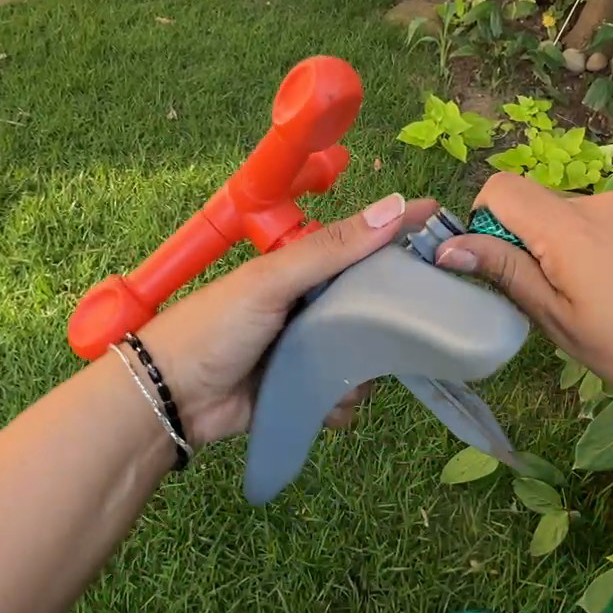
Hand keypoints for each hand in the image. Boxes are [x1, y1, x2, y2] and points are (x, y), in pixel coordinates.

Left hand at [131, 193, 439, 446]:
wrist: (170, 398)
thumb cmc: (217, 325)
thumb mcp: (272, 280)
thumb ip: (332, 248)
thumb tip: (393, 206)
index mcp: (301, 267)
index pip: (360, 242)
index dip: (399, 230)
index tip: (442, 221)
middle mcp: (309, 303)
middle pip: (370, 304)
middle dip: (388, 320)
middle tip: (413, 329)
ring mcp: (306, 348)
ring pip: (362, 353)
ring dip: (362, 370)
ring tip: (348, 379)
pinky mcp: (302, 389)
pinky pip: (342, 393)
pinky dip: (341, 402)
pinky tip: (330, 406)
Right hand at [431, 173, 612, 418]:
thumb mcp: (560, 321)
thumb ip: (507, 272)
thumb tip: (448, 246)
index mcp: (569, 226)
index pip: (500, 187)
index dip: (484, 221)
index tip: (500, 268)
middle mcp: (601, 203)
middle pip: (536, 203)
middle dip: (527, 242)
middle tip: (552, 302)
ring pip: (570, 217)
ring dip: (562, 249)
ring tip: (596, 305)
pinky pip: (605, 224)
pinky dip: (595, 251)